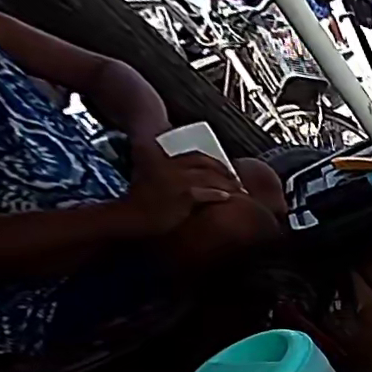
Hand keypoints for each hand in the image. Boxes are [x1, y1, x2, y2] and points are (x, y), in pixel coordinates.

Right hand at [123, 143, 241, 234]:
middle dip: (225, 170)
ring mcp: (177, 180)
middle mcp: (170, 165)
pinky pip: (207, 193)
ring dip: (227, 183)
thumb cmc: (141, 201)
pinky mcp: (184, 195)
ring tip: (238, 190)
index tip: (225, 169)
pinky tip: (227, 197)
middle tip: (237, 180)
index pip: (195, 155)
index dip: (213, 162)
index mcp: (162, 159)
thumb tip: (189, 180)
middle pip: (205, 163)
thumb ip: (165, 172)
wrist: (133, 215)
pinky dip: (219, 194)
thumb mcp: (148, 177)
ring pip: (210, 177)